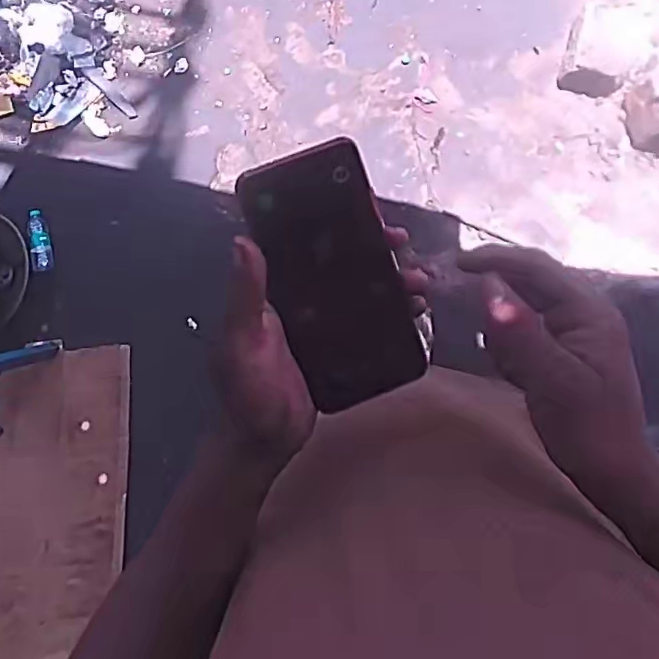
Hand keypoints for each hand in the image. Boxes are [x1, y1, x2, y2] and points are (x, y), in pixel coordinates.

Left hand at [214, 229, 430, 472]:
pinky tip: (413, 308)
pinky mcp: (340, 347)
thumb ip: (245, 296)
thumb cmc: (246, 393)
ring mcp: (321, 324)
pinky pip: (369, 321)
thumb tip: (242, 241)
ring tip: (416, 280)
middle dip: (371, 249)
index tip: (362, 214)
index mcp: (272, 291)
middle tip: (399, 242)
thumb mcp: (241, 342)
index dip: (331, 226)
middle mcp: (298, 300)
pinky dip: (392, 312)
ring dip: (388, 279)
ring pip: (359, 290)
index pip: (303, 246)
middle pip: (339, 264)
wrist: (265, 444)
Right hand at [457, 246, 656, 487]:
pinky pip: (528, 321)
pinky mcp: (564, 347)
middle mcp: (585, 311)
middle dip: (497, 276)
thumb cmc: (588, 428)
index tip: (456, 261)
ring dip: (502, 308)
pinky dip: (508, 330)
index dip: (495, 258)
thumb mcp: (553, 380)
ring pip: (528, 297)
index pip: (537, 267)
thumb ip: (520, 332)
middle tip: (456, 282)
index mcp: (589, 311)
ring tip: (485, 332)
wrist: (615, 475)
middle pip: (533, 275)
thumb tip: (488, 287)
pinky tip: (503, 356)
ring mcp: (576, 329)